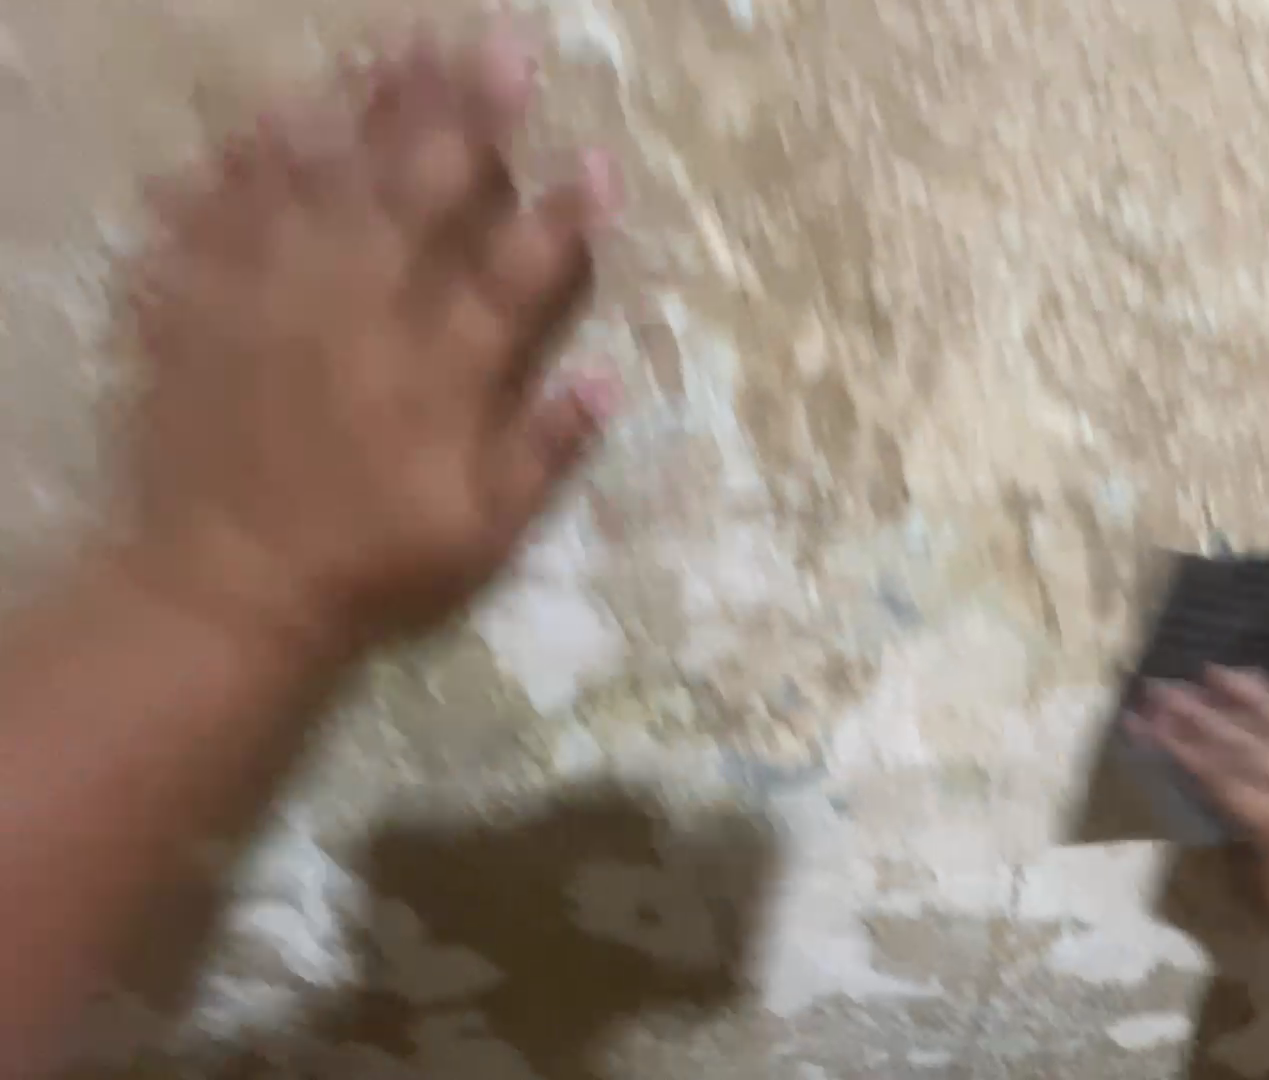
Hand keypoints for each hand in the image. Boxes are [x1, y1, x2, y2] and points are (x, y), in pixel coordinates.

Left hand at [119, 29, 619, 656]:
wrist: (221, 590)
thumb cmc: (380, 561)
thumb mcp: (489, 530)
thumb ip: (548, 450)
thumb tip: (610, 380)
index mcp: (438, 378)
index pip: (514, 276)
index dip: (561, 218)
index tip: (599, 163)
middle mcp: (356, 320)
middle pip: (417, 198)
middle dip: (467, 119)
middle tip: (502, 49)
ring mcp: (263, 303)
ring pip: (317, 181)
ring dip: (365, 108)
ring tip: (401, 46)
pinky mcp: (188, 308)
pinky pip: (208, 210)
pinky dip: (238, 155)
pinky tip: (270, 110)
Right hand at [1130, 667, 1268, 977]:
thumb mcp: (1266, 896)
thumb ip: (1242, 846)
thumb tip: (1225, 809)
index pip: (1215, 775)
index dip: (1177, 746)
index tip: (1147, 719)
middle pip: (1246, 745)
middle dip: (1200, 715)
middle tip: (1167, 688)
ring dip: (1254, 698)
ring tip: (1221, 670)